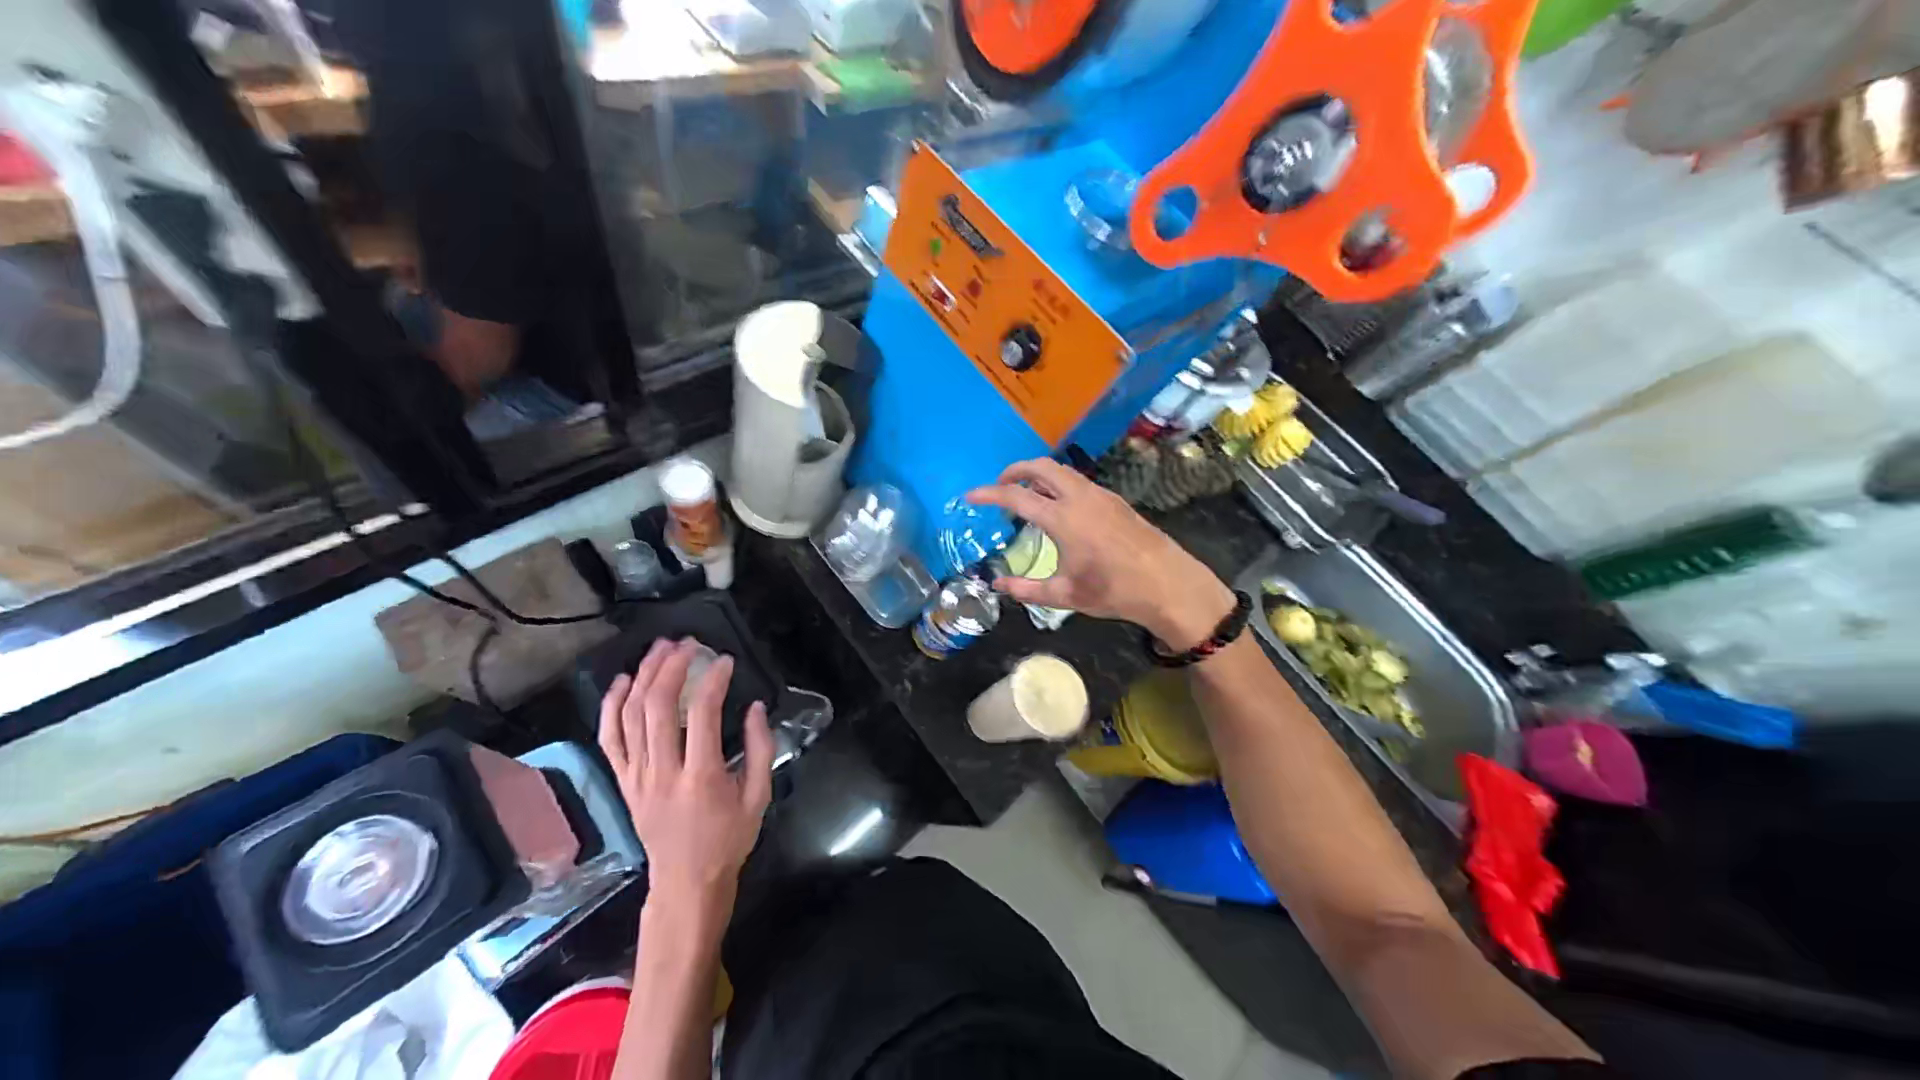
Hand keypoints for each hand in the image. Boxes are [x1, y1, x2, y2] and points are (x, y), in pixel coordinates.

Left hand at [599, 638, 773, 908]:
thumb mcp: (760, 798)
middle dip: (672, 667)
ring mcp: (637, 777)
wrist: (686, 883)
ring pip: (630, 716)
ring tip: (660, 649)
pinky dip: (612, 706)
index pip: (701, 714)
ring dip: (645, 676)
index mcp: (701, 777)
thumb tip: (754, 707)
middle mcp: (663, 772)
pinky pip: (610, 739)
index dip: (713, 680)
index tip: (725, 660)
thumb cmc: (729, 840)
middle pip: (657, 706)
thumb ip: (761, 749)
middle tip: (689, 644)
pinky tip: (624, 681)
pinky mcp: (623, 783)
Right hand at [966, 458, 1234, 650]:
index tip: (970, 496)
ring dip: (1038, 475)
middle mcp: (1080, 498)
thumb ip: (1026, 588)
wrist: (1167, 583)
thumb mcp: (1065, 595)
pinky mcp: (1115, 501)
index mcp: (1063, 519)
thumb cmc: (1114, 591)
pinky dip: (1058, 483)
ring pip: (1062, 471)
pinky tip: (1058, 506)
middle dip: (1015, 470)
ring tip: (1026, 494)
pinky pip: (1078, 481)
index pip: (1016, 496)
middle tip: (999, 486)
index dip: (989, 494)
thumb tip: (996, 584)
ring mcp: (1101, 495)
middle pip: (1041, 467)